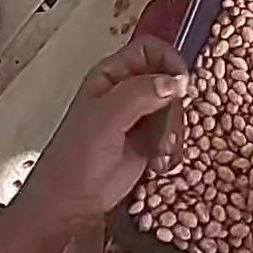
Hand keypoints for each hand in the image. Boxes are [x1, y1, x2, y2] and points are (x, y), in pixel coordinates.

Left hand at [3, 37, 189, 252]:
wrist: (71, 203)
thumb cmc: (77, 158)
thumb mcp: (106, 120)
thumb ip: (139, 94)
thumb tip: (176, 81)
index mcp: (111, 74)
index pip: (149, 49)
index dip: (169, 60)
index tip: (182, 85)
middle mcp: (127, 90)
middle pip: (169, 81)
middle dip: (174, 110)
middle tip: (166, 138)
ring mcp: (139, 116)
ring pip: (175, 109)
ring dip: (174, 133)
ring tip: (160, 156)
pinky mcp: (149, 140)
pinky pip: (174, 134)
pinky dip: (173, 149)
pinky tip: (159, 165)